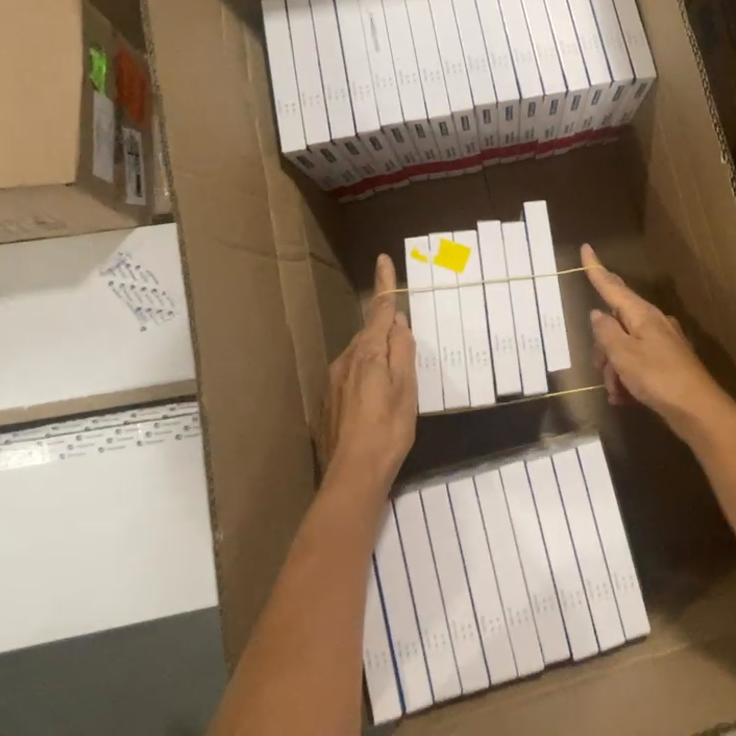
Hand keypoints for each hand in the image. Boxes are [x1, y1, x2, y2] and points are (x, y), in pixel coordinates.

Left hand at [320, 255, 416, 490]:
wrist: (352, 475)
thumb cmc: (388, 429)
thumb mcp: (407, 388)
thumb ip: (403, 351)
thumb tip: (398, 322)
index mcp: (367, 354)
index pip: (379, 312)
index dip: (384, 286)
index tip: (382, 260)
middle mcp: (345, 361)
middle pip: (369, 335)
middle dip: (386, 333)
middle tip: (406, 349)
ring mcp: (333, 382)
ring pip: (359, 357)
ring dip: (376, 359)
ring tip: (394, 386)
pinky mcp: (328, 402)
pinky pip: (351, 377)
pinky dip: (366, 379)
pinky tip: (376, 403)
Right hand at [583, 243, 727, 434]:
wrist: (698, 410)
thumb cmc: (658, 378)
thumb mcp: (623, 354)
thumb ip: (606, 332)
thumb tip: (597, 313)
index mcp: (642, 314)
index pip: (612, 286)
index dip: (596, 270)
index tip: (585, 248)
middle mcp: (653, 323)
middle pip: (615, 324)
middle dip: (603, 349)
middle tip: (602, 372)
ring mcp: (662, 343)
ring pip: (624, 349)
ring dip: (615, 370)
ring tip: (618, 393)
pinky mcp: (667, 364)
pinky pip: (637, 365)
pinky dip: (628, 380)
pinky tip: (625, 399)